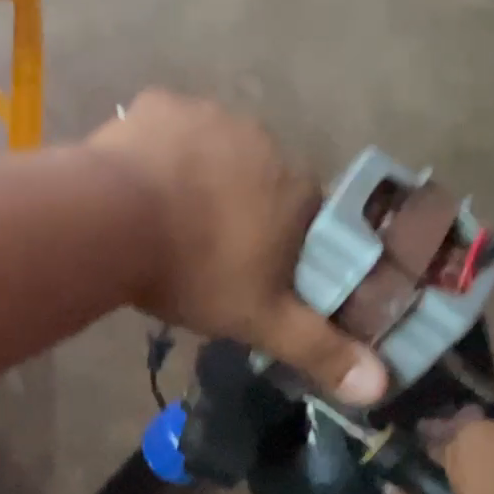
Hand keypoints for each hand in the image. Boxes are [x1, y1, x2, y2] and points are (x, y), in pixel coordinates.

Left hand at [87, 90, 388, 404]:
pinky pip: (166, 132)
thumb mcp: (258, 321)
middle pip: (260, 181)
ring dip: (197, 180)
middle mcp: (263, 141)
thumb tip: (381, 386)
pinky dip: (157, 156)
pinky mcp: (158, 107)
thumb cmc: (193, 274)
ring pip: (213, 153)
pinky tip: (136, 186)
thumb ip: (318, 349)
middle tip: (200, 251)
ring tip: (161, 221)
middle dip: (239, 210)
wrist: (111, 224)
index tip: (250, 271)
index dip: (281, 245)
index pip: (306, 217)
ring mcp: (209, 117)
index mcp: (295, 190)